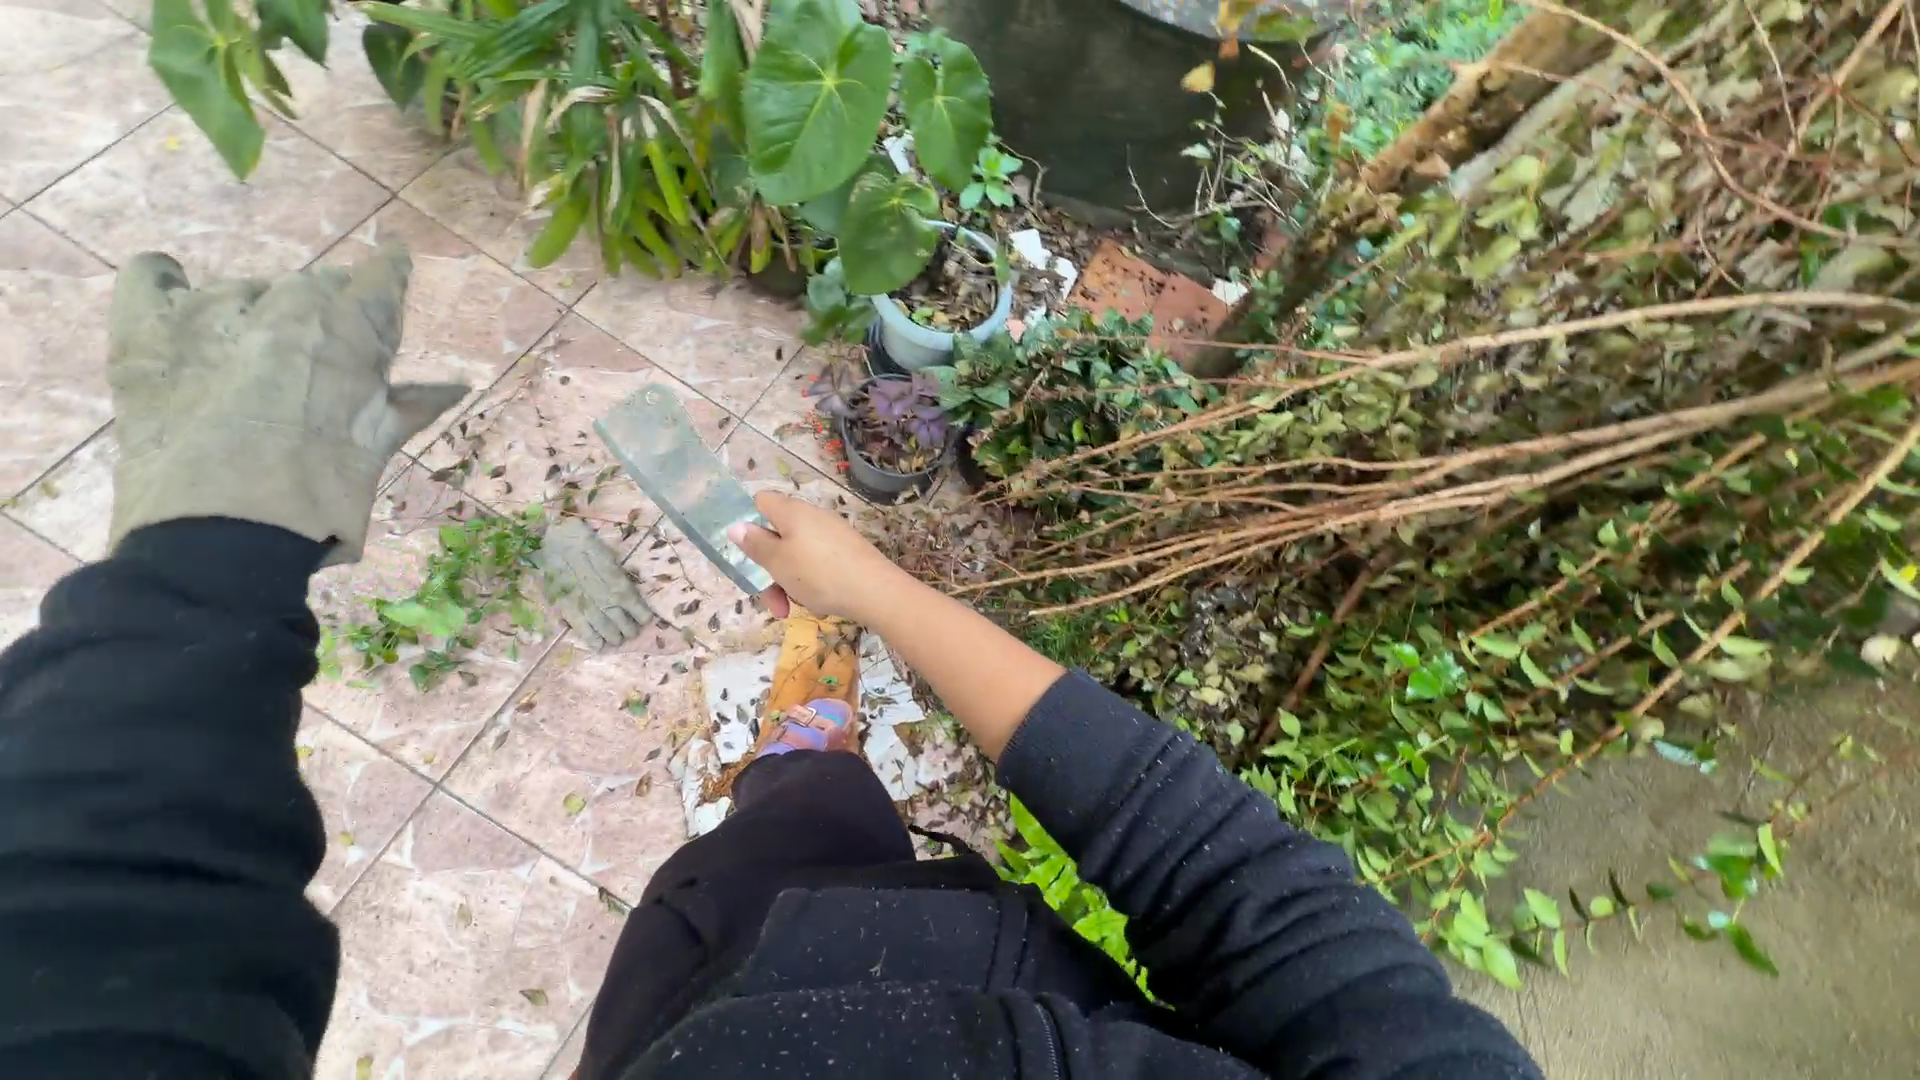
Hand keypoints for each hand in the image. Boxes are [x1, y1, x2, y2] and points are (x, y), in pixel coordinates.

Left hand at [106, 246, 467, 564]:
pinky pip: (151, 277)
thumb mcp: (376, 452)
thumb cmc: (319, 500)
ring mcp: (207, 318)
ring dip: (264, 309)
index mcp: (347, 338)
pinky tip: (180, 293)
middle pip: (312, 286)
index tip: (393, 259)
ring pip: (245, 287)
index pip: (376, 282)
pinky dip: (168, 279)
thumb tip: (458, 384)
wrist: (220, 537)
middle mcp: (282, 311)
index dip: (387, 270)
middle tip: (332, 348)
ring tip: (263, 346)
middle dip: (329, 308)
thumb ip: (412, 406)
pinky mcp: (144, 336)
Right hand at [538, 519, 654, 648]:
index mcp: (618, 584)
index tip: (645, 620)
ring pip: (605, 629)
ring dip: (615, 637)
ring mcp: (586, 606)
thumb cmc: (588, 545)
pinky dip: (593, 640)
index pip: (636, 606)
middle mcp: (605, 598)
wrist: (559, 539)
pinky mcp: (568, 609)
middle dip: (629, 630)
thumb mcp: (610, 559)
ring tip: (618, 640)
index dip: (642, 616)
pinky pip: (583, 630)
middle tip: (631, 633)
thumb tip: (629, 597)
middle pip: (622, 622)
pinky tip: (599, 646)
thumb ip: (619, 578)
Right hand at [725, 493, 911, 622]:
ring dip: (791, 583)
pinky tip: (820, 605)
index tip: (748, 552)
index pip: (761, 502)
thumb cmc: (819, 574)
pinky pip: (820, 565)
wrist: (877, 592)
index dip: (749, 523)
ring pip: (798, 556)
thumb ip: (755, 544)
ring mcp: (834, 535)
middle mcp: (814, 517)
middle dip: (770, 570)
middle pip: (779, 537)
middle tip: (773, 601)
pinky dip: (813, 584)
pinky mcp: (850, 552)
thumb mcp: (778, 562)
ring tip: (796, 608)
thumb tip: (737, 526)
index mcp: (792, 512)